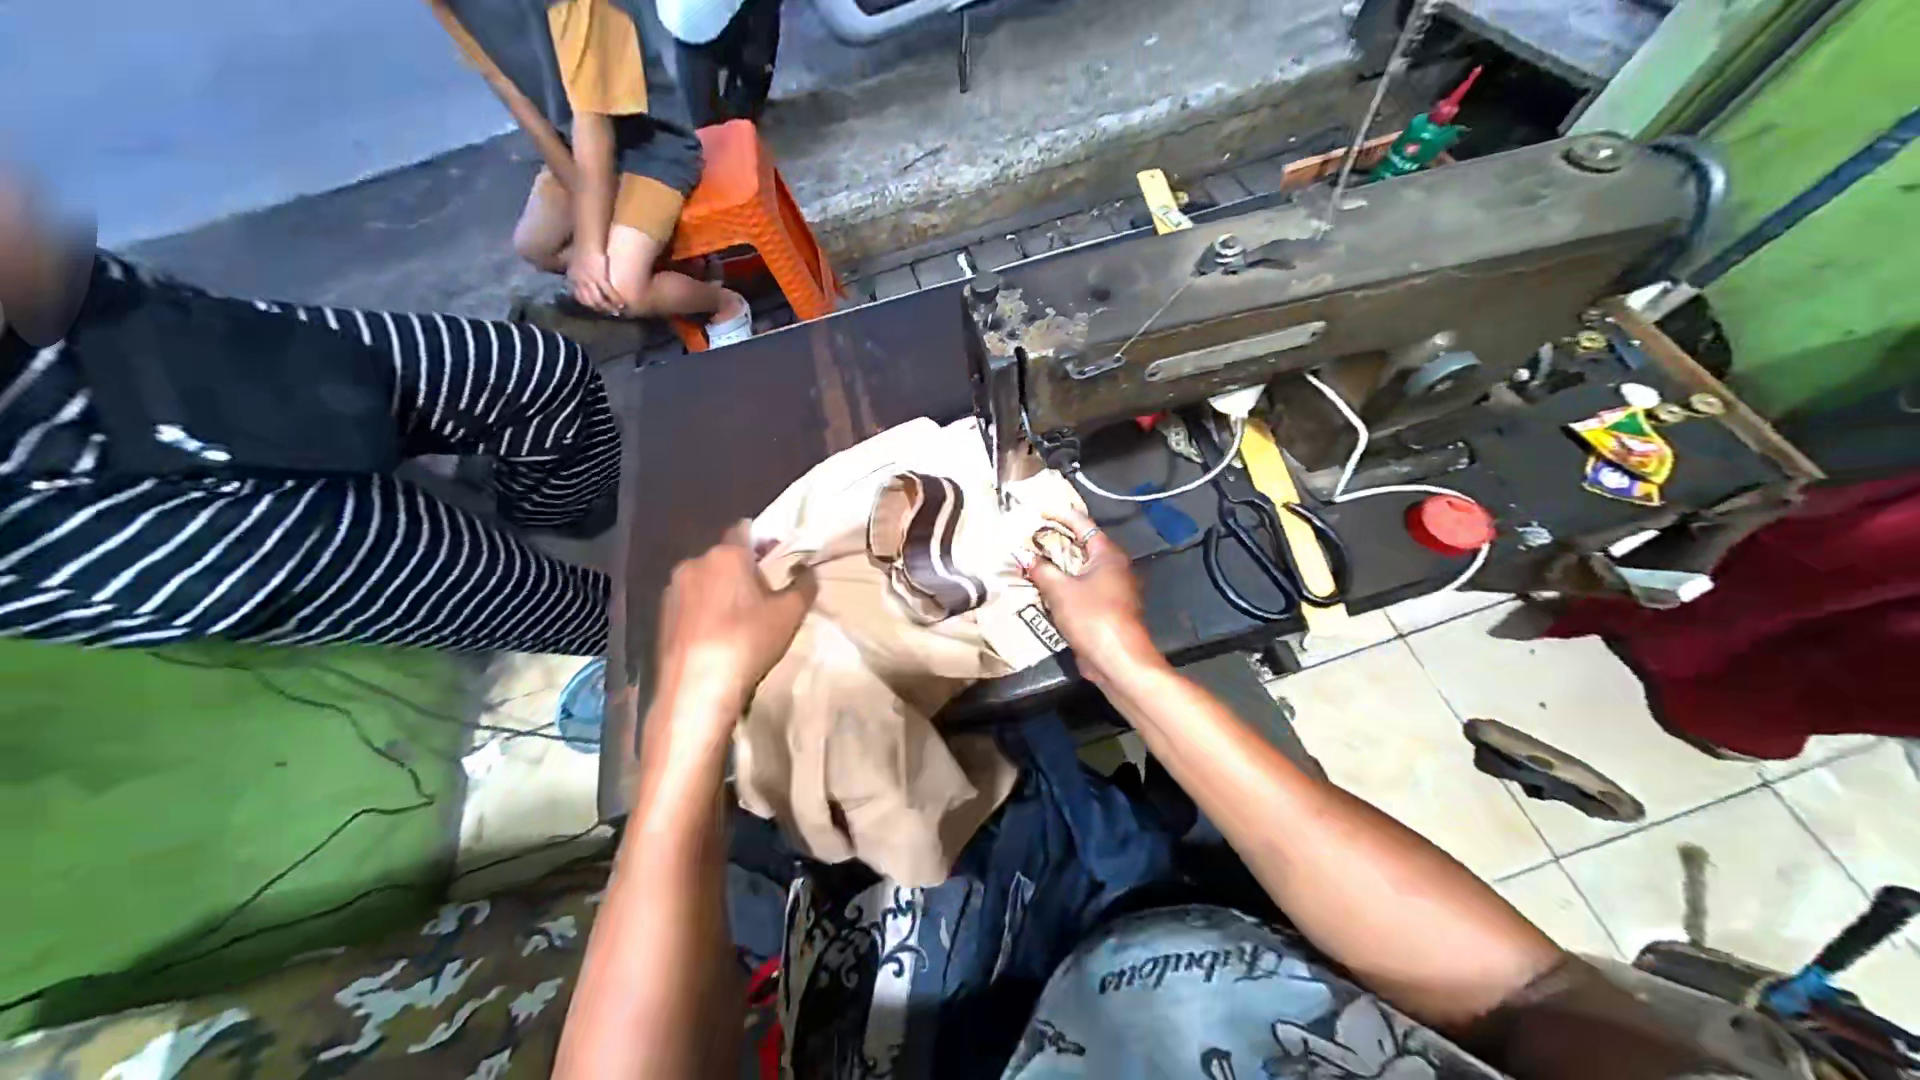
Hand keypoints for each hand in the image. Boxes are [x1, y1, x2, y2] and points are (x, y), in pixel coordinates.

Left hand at [568, 248, 624, 314]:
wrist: (588, 238)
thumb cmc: (584, 246)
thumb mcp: (575, 260)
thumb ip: (578, 270)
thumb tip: (581, 275)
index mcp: (573, 277)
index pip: (580, 297)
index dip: (589, 304)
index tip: (598, 307)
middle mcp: (579, 281)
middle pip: (590, 301)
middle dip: (600, 308)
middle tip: (610, 311)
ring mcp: (590, 280)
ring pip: (599, 300)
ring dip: (609, 307)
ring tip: (617, 309)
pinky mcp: (600, 277)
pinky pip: (609, 293)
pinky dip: (616, 300)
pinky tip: (622, 303)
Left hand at [655, 521, 813, 718]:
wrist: (698, 688)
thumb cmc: (748, 641)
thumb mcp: (791, 613)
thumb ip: (805, 584)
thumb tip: (806, 570)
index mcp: (726, 555)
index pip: (745, 529)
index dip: (764, 540)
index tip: (778, 559)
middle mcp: (695, 563)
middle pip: (725, 556)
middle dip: (744, 568)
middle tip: (765, 594)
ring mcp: (673, 590)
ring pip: (706, 579)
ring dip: (723, 589)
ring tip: (740, 618)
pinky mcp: (662, 615)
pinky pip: (691, 601)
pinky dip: (705, 609)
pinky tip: (717, 634)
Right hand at [1019, 508, 1165, 687]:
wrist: (1118, 659)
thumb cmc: (1092, 616)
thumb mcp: (1060, 591)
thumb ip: (1041, 570)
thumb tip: (1022, 554)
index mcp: (1108, 554)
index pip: (1082, 524)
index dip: (1060, 515)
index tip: (1039, 512)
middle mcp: (1115, 566)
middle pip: (1083, 546)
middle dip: (1057, 541)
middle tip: (1031, 538)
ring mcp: (1115, 588)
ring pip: (1083, 569)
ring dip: (1060, 566)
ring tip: (1034, 562)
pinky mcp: (1109, 608)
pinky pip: (1084, 588)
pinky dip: (1066, 585)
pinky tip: (1047, 589)